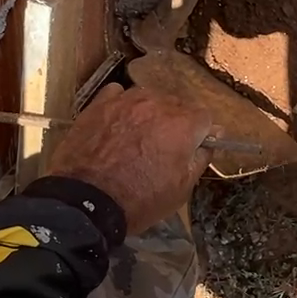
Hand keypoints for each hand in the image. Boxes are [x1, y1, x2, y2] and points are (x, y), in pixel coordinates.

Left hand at [46, 83, 214, 234]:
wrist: (85, 202)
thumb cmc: (139, 200)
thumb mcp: (181, 189)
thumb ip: (200, 158)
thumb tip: (211, 140)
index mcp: (183, 124)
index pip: (205, 118)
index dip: (201, 134)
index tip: (194, 149)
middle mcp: (158, 103)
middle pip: (177, 105)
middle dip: (176, 123)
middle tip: (164, 148)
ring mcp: (126, 100)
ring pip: (149, 98)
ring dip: (149, 113)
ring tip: (138, 138)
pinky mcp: (99, 103)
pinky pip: (119, 95)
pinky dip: (122, 107)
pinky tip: (116, 124)